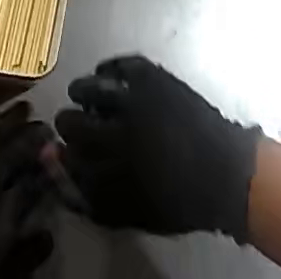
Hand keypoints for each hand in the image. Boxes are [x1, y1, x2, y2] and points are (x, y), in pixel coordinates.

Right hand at [54, 55, 260, 241]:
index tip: (58, 150)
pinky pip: (124, 66)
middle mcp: (120, 132)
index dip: (59, 154)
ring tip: (80, 93)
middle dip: (67, 123)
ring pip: (94, 90)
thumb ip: (85, 197)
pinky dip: (110, 67)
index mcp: (110, 171)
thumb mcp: (125, 212)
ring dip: (82, 92)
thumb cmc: (175, 198)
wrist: (223, 171)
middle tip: (67, 121)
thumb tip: (57, 167)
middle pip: (75, 122)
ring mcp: (140, 102)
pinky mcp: (158, 80)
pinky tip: (104, 72)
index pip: (67, 157)